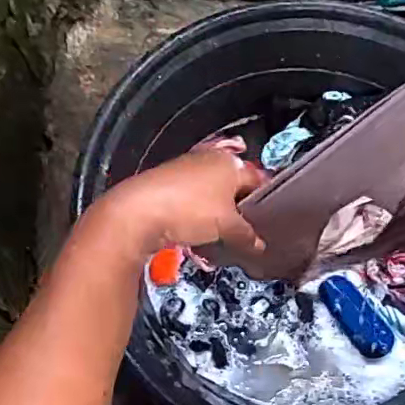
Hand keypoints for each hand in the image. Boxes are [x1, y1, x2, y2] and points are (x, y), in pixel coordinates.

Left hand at [84, 143, 266, 257]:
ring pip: (210, 198)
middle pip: (232, 188)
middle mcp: (207, 161)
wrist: (137, 214)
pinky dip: (195, 221)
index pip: (257, 178)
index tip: (268, 221)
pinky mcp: (165, 188)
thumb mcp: (228, 226)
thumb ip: (247, 235)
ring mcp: (183, 173)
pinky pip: (189, 205)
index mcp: (228, 162)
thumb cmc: (189, 210)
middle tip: (244, 235)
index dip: (265, 200)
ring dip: (215, 219)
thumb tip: (258, 244)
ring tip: (219, 241)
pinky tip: (195, 239)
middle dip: (238, 212)